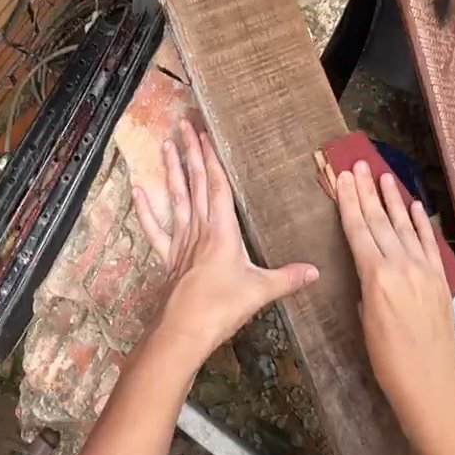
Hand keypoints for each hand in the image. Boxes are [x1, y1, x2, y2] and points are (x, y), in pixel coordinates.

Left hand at [134, 122, 319, 355]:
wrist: (184, 330)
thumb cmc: (221, 308)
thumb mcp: (260, 291)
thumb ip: (287, 278)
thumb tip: (315, 271)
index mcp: (222, 230)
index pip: (217, 185)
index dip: (212, 158)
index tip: (205, 133)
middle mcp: (200, 228)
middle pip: (195, 182)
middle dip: (191, 152)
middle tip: (184, 124)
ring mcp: (181, 241)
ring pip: (176, 197)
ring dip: (171, 170)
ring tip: (165, 144)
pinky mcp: (168, 256)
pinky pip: (155, 228)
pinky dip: (146, 209)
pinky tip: (138, 190)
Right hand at [335, 161, 454, 437]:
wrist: (430, 386)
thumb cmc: (387, 361)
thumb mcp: (364, 320)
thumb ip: (366, 286)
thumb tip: (368, 269)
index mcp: (376, 276)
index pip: (359, 229)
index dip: (349, 201)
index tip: (343, 177)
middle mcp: (401, 266)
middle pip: (379, 221)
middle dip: (367, 191)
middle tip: (359, 164)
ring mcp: (424, 271)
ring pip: (404, 226)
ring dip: (392, 199)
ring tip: (383, 175)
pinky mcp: (440, 280)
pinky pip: (428, 244)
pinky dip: (420, 223)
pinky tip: (414, 205)